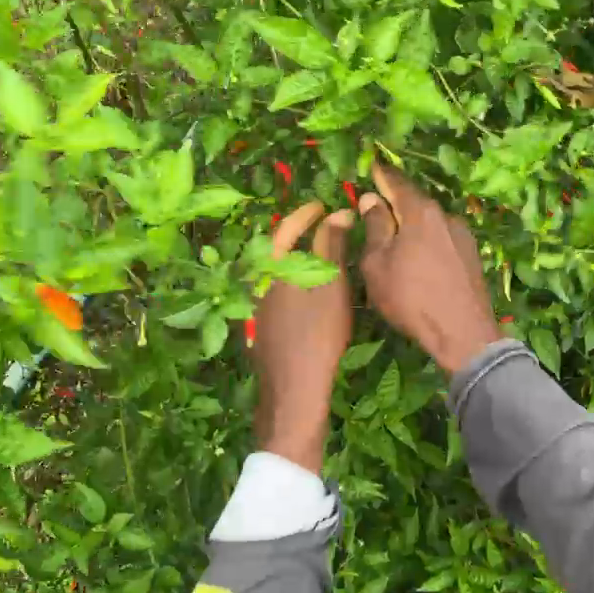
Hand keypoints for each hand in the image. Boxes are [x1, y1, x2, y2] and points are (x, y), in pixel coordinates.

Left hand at [252, 201, 356, 472]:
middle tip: (323, 224)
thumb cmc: (317, 332)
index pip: (284, 229)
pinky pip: (279, 291)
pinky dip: (296, 280)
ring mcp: (255, 307)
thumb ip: (332, 245)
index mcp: (268, 268)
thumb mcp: (331, 285)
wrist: (295, 389)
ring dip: (299, 258)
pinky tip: (313, 289)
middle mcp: (255, 283)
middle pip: (277, 249)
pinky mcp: (261, 326)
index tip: (322, 204)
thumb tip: (338, 213)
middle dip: (300, 234)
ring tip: (324, 252)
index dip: (305, 214)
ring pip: (278, 272)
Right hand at [356, 161, 501, 372]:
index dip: (382, 175)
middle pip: (415, 202)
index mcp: (420, 212)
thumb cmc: (410, 297)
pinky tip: (419, 260)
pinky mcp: (472, 256)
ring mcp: (463, 235)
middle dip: (396, 202)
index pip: (397, 182)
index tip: (372, 166)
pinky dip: (427, 242)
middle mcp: (445, 216)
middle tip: (377, 206)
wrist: (463, 334)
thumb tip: (371, 198)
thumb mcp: (378, 263)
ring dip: (413, 225)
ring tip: (396, 240)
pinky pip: (443, 239)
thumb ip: (375, 227)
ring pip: (430, 222)